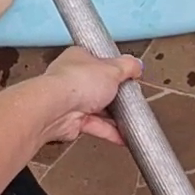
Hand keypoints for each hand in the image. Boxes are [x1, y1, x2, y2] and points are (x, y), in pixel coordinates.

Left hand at [24, 47, 142, 146]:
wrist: (58, 108)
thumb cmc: (76, 82)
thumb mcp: (112, 69)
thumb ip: (127, 67)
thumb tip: (136, 64)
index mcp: (79, 58)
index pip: (99, 62)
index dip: (114, 69)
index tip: (129, 75)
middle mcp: (74, 78)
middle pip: (100, 87)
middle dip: (116, 95)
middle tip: (133, 99)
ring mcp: (72, 100)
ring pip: (99, 109)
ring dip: (115, 117)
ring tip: (133, 119)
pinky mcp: (74, 121)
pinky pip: (96, 126)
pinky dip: (111, 132)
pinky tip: (125, 136)